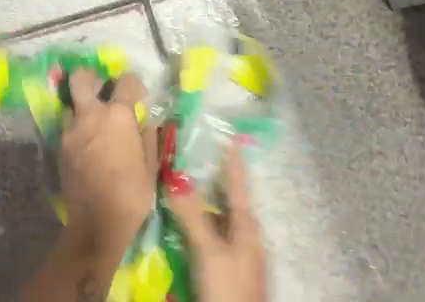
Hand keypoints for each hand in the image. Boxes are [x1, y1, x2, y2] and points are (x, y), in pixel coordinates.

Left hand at [57, 69, 157, 257]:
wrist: (96, 223)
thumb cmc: (131, 194)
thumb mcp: (150, 166)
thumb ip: (148, 136)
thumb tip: (145, 120)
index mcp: (117, 115)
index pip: (126, 81)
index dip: (134, 82)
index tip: (138, 92)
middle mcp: (91, 115)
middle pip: (81, 79)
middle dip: (91, 77)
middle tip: (101, 86)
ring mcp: (72, 130)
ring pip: (72, 104)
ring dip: (82, 106)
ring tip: (94, 121)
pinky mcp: (61, 147)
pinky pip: (69, 127)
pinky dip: (78, 128)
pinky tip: (88, 144)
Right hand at [165, 145, 268, 301]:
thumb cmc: (228, 289)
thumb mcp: (208, 251)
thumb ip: (192, 215)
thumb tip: (176, 176)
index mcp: (248, 228)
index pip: (239, 187)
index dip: (233, 163)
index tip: (229, 138)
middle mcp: (248, 240)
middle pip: (230, 204)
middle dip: (214, 184)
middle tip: (197, 161)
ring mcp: (242, 260)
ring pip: (222, 224)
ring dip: (206, 207)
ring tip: (186, 191)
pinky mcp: (231, 276)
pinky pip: (217, 242)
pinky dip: (203, 229)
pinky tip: (188, 231)